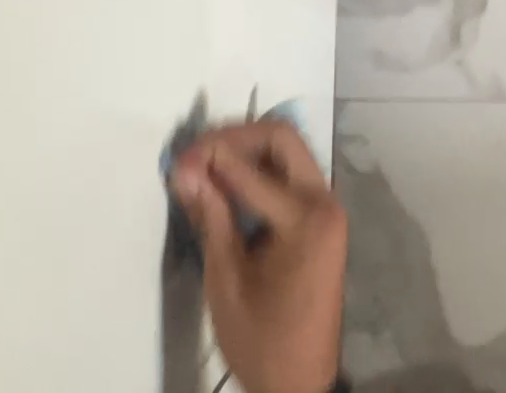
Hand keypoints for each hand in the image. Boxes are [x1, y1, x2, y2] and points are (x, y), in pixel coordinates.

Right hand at [171, 119, 345, 392]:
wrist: (299, 381)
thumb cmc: (261, 337)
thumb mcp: (226, 277)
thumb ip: (210, 215)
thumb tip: (186, 167)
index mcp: (306, 217)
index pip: (252, 167)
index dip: (211, 157)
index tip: (177, 160)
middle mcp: (325, 200)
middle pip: (282, 140)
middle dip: (237, 137)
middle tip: (197, 152)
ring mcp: (328, 207)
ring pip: (289, 152)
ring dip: (249, 149)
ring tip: (207, 163)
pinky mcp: (322, 217)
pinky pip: (293, 174)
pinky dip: (261, 168)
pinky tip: (230, 180)